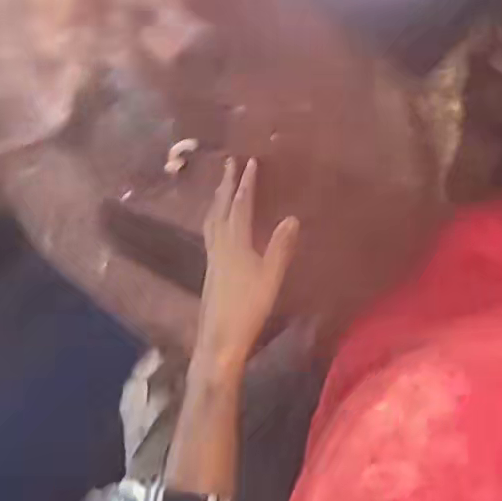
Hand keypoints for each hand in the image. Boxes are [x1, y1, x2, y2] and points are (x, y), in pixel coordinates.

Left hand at [193, 158, 299, 374]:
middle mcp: (219, 241)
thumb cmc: (248, 307)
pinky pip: (210, 228)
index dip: (247, 181)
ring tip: (222, 184)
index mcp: (235, 240)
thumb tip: (292, 217)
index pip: (241, 203)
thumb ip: (281, 247)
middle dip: (227, 182)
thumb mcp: (271, 277)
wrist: (219, 339)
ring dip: (218, 196)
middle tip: (229, 161)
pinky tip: (218, 221)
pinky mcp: (209, 265)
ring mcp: (212, 254)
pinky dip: (215, 213)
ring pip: (212, 216)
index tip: (250, 161)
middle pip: (222, 205)